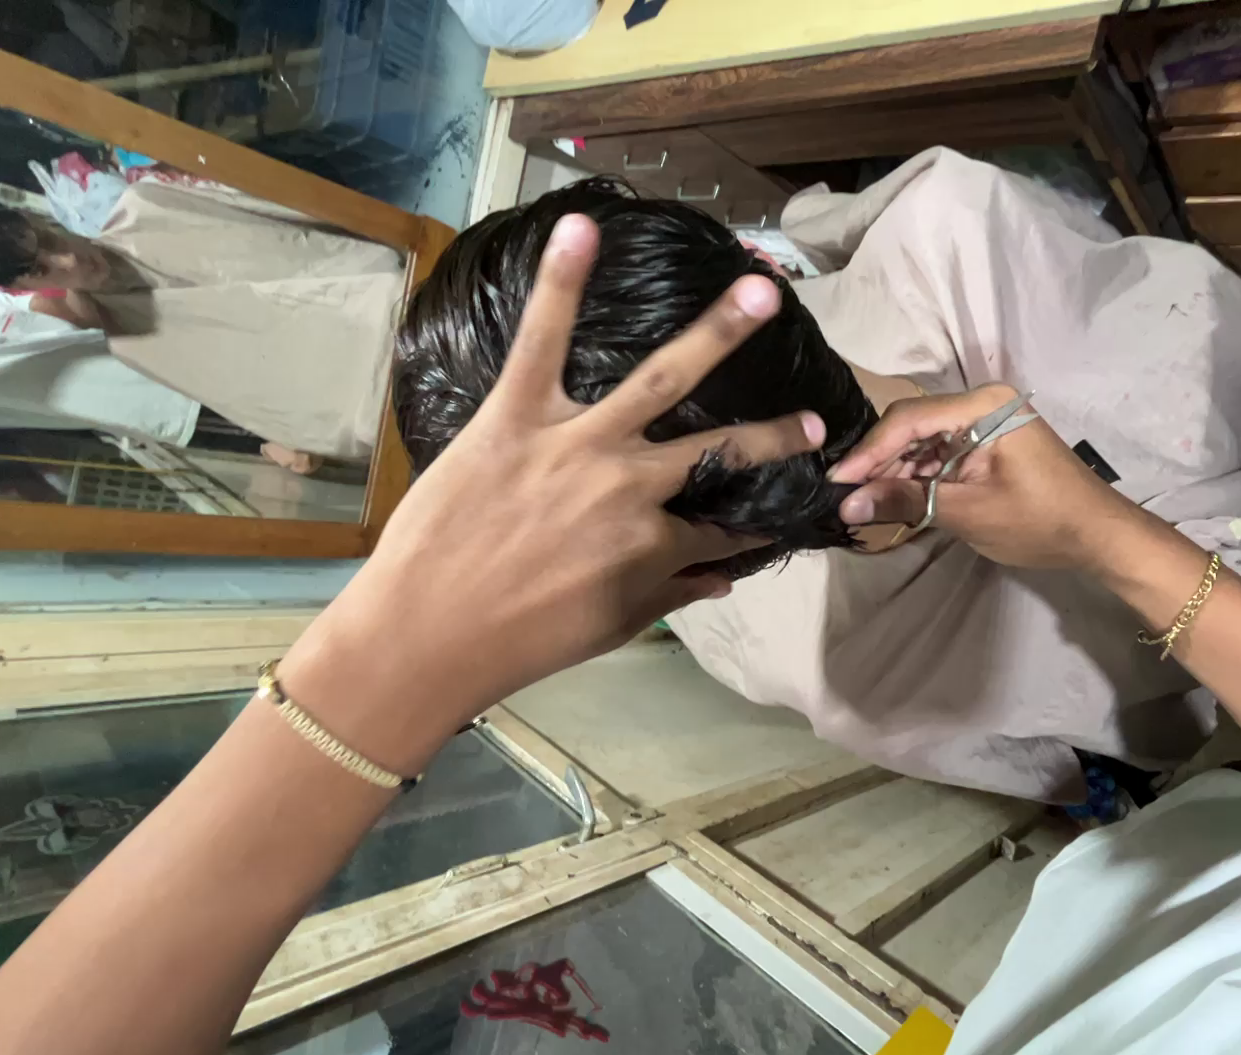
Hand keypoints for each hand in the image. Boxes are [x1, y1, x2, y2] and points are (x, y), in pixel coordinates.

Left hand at [281, 214, 824, 767]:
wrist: (424, 635)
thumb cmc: (524, 640)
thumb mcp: (614, 626)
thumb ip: (675, 594)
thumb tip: (727, 578)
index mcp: (655, 545)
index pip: (721, 530)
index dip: (751, 528)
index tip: (775, 517)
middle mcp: (631, 486)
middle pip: (720, 452)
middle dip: (776, 438)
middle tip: (816, 421)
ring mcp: (576, 443)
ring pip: (660, 379)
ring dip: (719, 332)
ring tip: (765, 292)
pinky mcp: (516, 415)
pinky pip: (542, 342)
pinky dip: (562, 285)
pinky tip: (583, 227)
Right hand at [831, 383, 1130, 570]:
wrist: (1098, 536)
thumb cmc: (1039, 521)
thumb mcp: (968, 513)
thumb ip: (907, 501)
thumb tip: (847, 504)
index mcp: (983, 406)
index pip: (908, 420)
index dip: (868, 451)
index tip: (836, 481)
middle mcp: (981, 403)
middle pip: (912, 425)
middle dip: (878, 461)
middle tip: (844, 494)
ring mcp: (985, 421)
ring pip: (922, 440)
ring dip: (895, 470)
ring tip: (864, 500)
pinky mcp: (986, 442)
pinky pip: (940, 452)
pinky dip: (918, 475)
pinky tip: (895, 496)